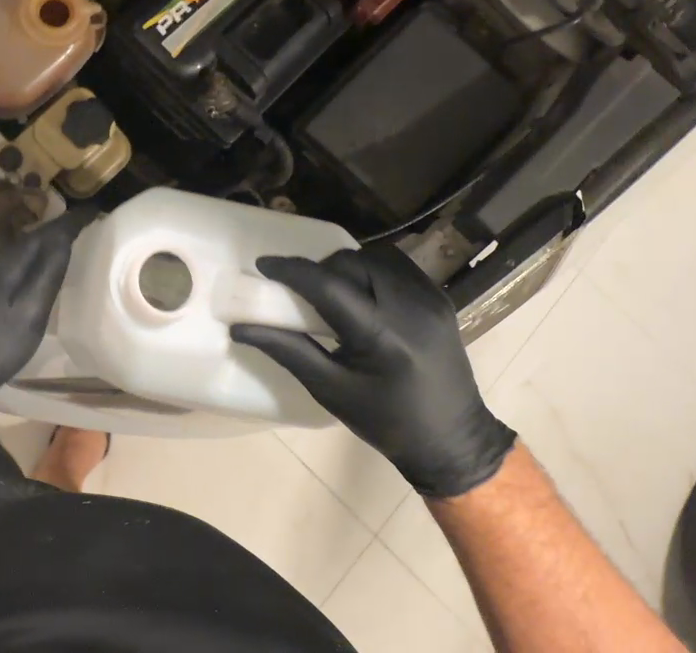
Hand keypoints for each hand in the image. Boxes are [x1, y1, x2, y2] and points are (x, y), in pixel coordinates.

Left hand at [0, 209, 92, 395]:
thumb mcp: (31, 310)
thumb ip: (48, 273)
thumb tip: (65, 238)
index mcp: (12, 262)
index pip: (47, 232)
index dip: (71, 221)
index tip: (95, 211)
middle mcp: (0, 261)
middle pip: (36, 236)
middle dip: (62, 227)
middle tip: (89, 223)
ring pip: (27, 249)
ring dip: (50, 241)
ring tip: (74, 240)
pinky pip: (21, 262)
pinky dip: (39, 257)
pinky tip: (47, 268)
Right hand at [232, 246, 515, 497]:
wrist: (453, 439)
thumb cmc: (386, 421)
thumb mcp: (330, 389)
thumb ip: (287, 350)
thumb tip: (241, 328)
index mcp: (382, 336)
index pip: (328, 285)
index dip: (292, 270)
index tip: (264, 265)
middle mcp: (410, 308)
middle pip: (353, 262)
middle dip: (321, 268)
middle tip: (303, 289)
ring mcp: (430, 299)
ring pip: (377, 256)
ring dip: (347, 265)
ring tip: (333, 290)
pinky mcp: (440, 298)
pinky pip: (398, 266)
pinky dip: (372, 269)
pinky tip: (361, 292)